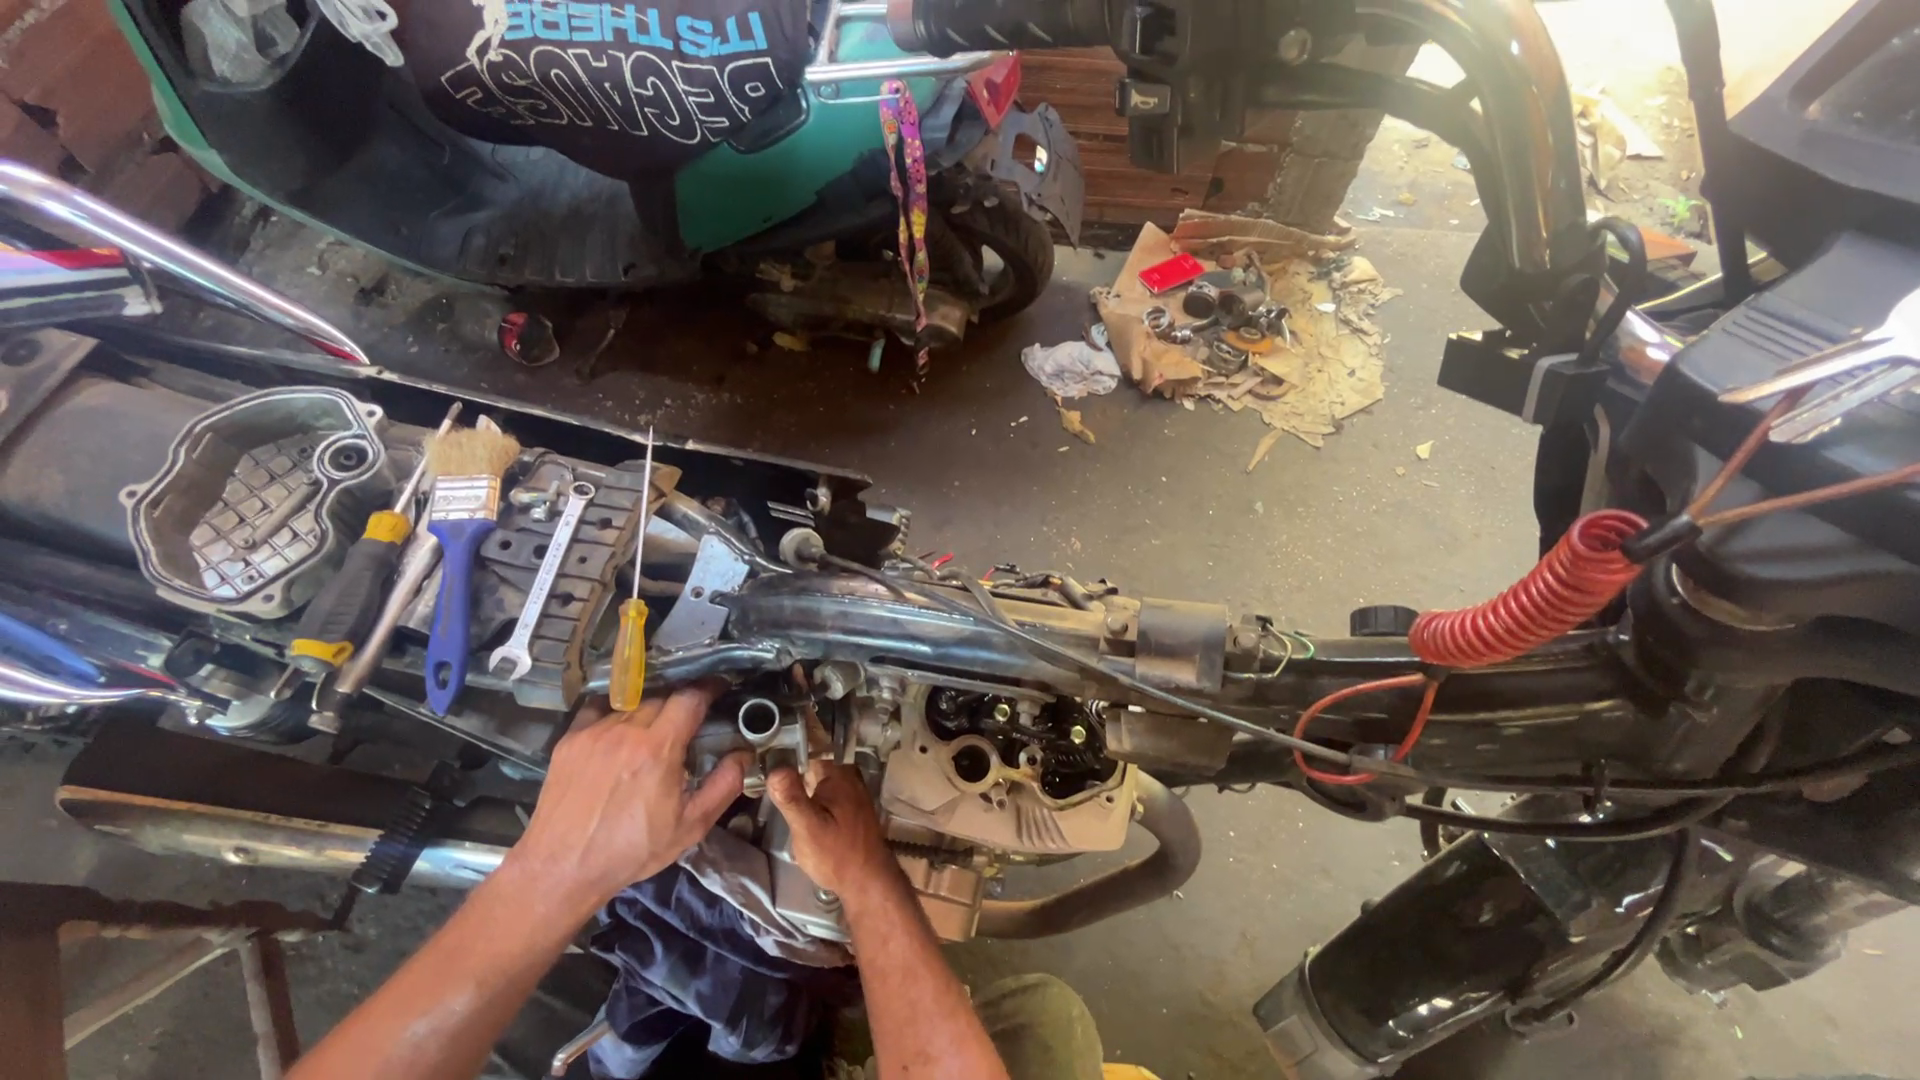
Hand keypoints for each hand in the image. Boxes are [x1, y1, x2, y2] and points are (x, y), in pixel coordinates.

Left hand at [510, 687, 746, 910]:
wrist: (562, 869)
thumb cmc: (632, 850)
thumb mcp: (691, 826)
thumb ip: (724, 785)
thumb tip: (744, 754)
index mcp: (658, 748)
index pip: (690, 698)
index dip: (709, 688)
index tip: (719, 688)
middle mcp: (625, 730)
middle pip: (661, 696)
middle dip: (679, 702)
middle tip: (689, 719)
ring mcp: (593, 732)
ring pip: (631, 704)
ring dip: (648, 710)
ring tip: (654, 729)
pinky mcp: (569, 740)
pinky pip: (599, 711)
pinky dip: (616, 714)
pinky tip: (620, 732)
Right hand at [766, 760, 897, 899]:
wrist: (868, 881)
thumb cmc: (837, 854)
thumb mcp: (807, 827)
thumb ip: (791, 798)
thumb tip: (774, 768)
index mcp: (838, 774)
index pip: (806, 753)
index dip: (785, 757)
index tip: (763, 763)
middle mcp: (849, 777)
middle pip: (813, 767)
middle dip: (793, 775)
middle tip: (767, 784)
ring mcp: (853, 792)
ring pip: (820, 781)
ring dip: (803, 788)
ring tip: (779, 796)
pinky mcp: (853, 808)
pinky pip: (828, 794)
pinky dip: (815, 799)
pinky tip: (802, 810)